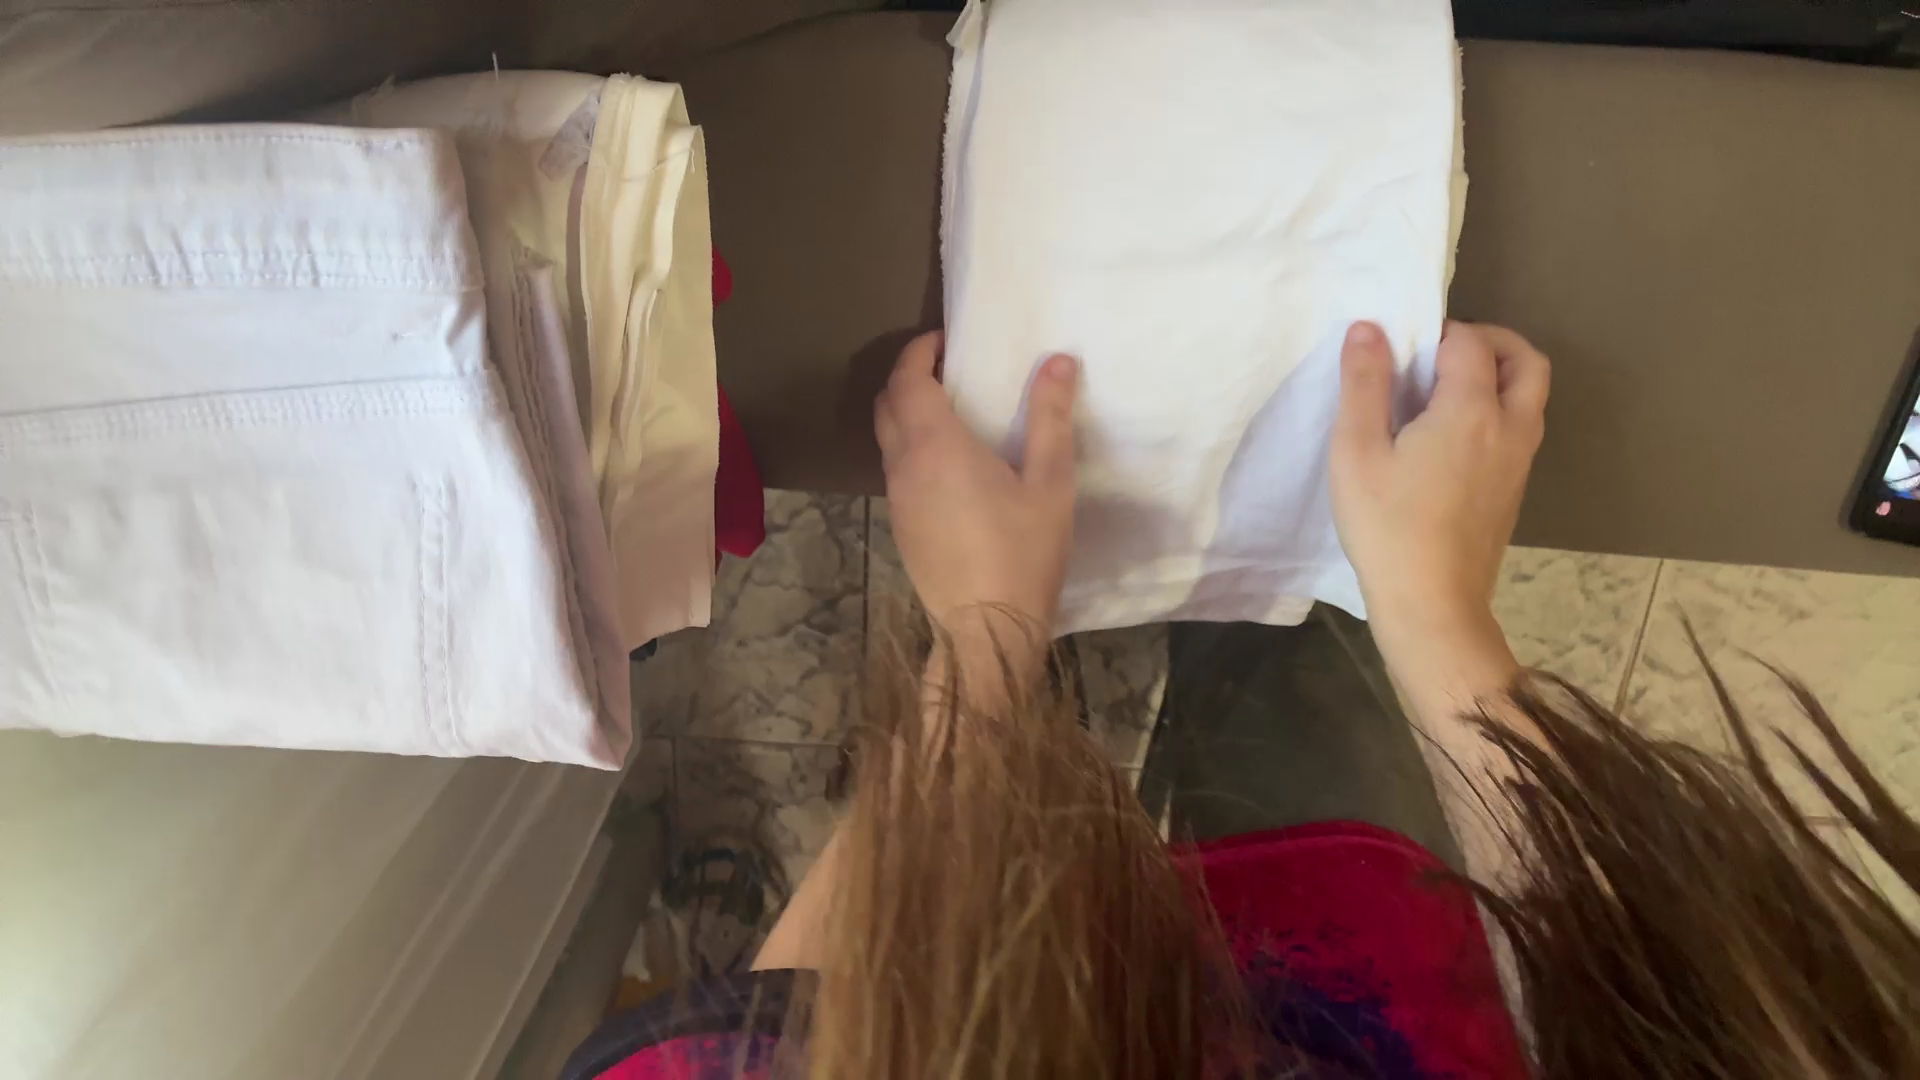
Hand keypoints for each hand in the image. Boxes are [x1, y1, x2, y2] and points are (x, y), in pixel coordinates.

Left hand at [874, 331, 1079, 633]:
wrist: (986, 627)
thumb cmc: (1023, 551)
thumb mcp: (1049, 483)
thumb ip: (1050, 418)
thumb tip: (1058, 361)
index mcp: (935, 445)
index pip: (907, 379)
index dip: (918, 351)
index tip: (943, 340)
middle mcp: (903, 466)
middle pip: (886, 403)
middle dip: (907, 376)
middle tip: (945, 369)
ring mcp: (896, 499)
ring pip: (885, 438)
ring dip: (905, 413)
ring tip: (948, 412)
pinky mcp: (900, 526)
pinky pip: (894, 469)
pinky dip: (909, 447)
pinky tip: (946, 464)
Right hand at [1331, 320, 1548, 663]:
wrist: (1430, 599)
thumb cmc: (1384, 523)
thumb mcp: (1356, 451)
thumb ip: (1363, 385)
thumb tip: (1368, 328)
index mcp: (1471, 410)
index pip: (1468, 344)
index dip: (1435, 332)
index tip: (1398, 346)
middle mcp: (1510, 427)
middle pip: (1525, 360)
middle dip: (1488, 341)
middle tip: (1440, 350)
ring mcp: (1519, 461)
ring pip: (1530, 395)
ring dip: (1498, 374)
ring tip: (1442, 391)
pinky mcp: (1513, 488)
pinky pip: (1520, 427)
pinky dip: (1496, 408)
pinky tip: (1449, 437)